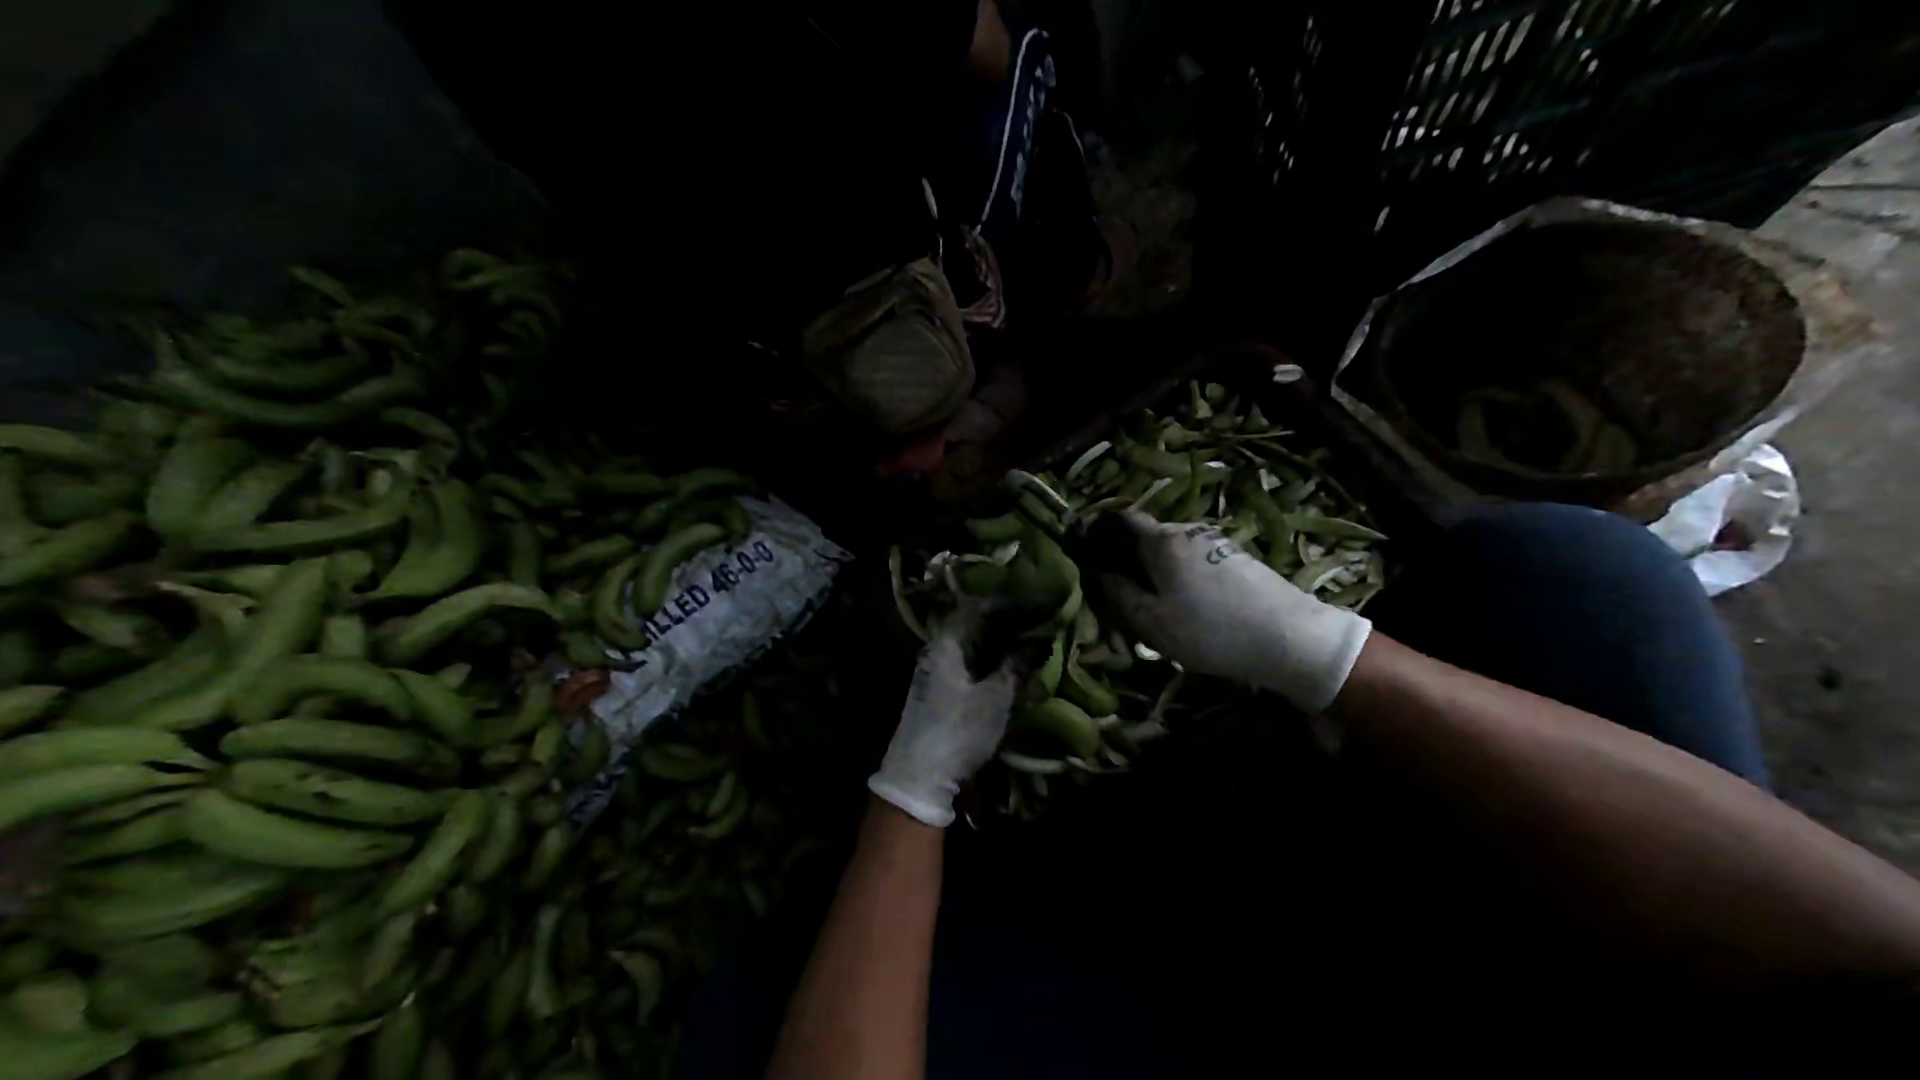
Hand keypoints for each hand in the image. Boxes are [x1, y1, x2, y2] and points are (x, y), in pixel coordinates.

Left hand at [869, 611, 1018, 827]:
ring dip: (999, 644)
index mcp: (945, 644)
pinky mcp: (937, 693)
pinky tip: (1009, 669)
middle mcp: (936, 652)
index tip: (1035, 606)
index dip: (1006, 604)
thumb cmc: (957, 731)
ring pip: (971, 647)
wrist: (918, 777)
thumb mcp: (994, 699)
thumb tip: (1035, 643)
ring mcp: (934, 673)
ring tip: (1030, 645)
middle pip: (973, 626)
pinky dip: (989, 662)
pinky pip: (967, 665)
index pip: (976, 607)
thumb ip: (1014, 667)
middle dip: (1006, 623)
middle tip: (1038, 625)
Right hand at [1095, 511, 1371, 712]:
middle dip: (1126, 557)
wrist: (1291, 638)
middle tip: (1118, 591)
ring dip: (1154, 569)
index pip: (1119, 520)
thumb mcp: (1152, 622)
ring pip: (1169, 550)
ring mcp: (1214, 542)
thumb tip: (1096, 574)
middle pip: (1144, 536)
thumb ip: (1117, 595)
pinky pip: (1191, 560)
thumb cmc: (1211, 630)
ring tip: (1151, 602)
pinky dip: (1177, 575)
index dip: (1098, 533)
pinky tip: (1184, 604)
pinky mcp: (1234, 557)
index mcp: (1161, 540)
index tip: (1087, 557)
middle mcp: (1186, 531)